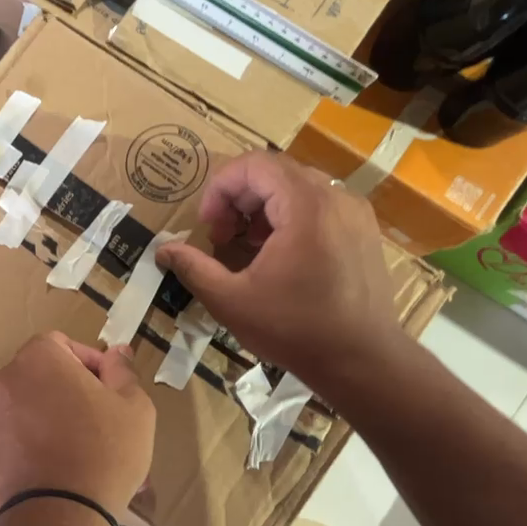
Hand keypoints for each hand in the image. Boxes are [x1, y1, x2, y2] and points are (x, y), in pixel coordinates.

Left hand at [0, 332, 156, 518]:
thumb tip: (115, 352)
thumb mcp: (133, 407)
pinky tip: (50, 469)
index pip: (61, 345)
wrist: (57, 514)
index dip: (88, 363)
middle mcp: (2, 380)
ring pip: (22, 408)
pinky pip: (8, 437)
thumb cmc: (103, 452)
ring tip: (75, 452)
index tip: (108, 390)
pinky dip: (25, 444)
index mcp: (37, 359)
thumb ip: (121, 371)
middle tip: (96, 423)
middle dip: (67, 393)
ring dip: (46, 419)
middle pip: (39, 377)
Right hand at [156, 151, 406, 388]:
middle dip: (237, 198)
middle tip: (222, 238)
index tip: (208, 226)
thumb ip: (193, 267)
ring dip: (261, 207)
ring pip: (296, 187)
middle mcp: (335, 199)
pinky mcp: (363, 231)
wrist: (362, 360)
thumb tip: (164, 250)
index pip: (254, 165)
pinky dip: (287, 217)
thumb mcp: (230, 300)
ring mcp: (354, 214)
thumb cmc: (293, 329)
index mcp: (305, 208)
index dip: (220, 188)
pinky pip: (318, 205)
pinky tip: (276, 254)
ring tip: (246, 246)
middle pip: (274, 172)